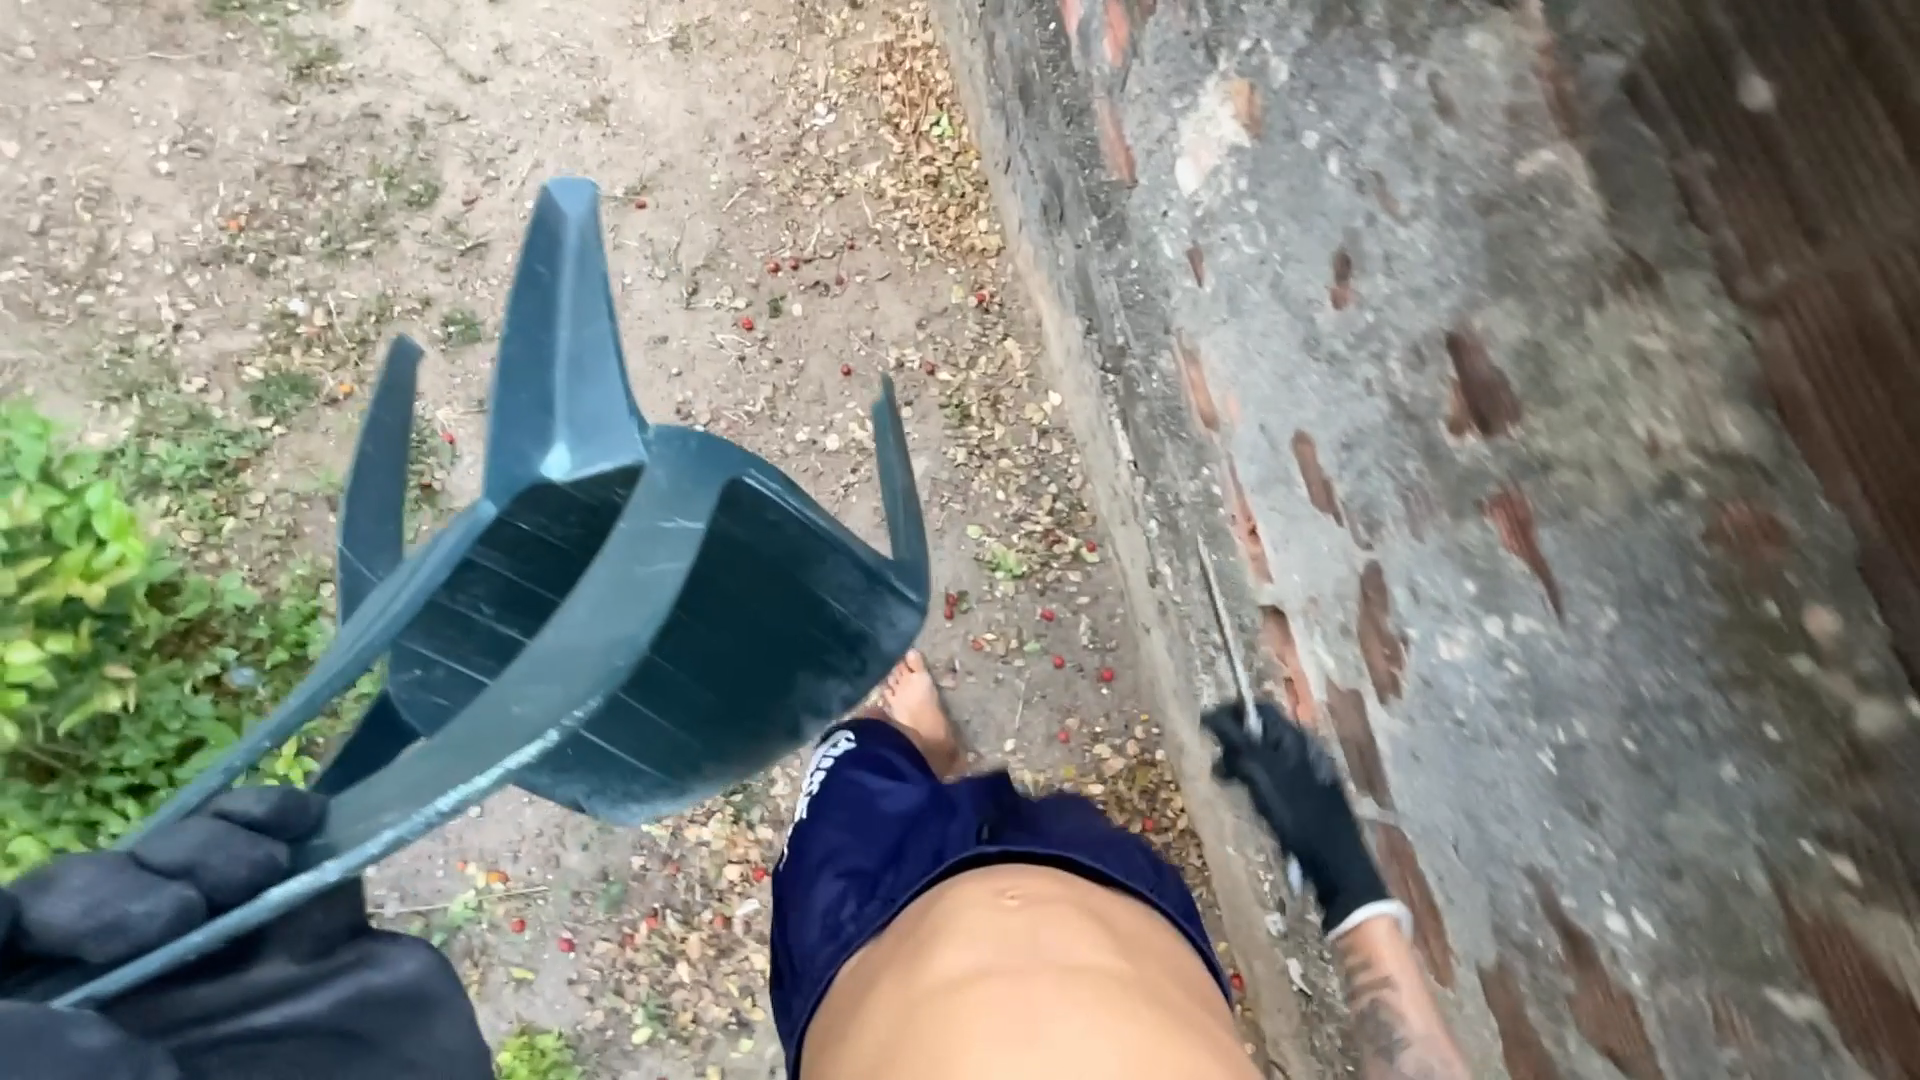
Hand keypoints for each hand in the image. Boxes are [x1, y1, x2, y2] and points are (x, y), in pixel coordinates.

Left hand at [0, 787, 491, 1078]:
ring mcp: (219, 955)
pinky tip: (303, 818)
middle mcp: (121, 997)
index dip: (10, 922)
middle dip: (121, 882)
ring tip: (265, 870)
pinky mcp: (306, 921)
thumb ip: (46, 1059)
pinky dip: (279, 814)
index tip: (56, 924)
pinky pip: (276, 846)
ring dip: (212, 844)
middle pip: (77, 896)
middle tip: (180, 914)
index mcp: (64, 1044)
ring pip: (176, 859)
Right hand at [1203, 700, 1394, 937]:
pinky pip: (1274, 775)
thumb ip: (1236, 741)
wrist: (1337, 863)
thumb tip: (1210, 714)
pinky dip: (1256, 780)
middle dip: (1234, 743)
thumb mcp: (1260, 773)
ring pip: (1265, 754)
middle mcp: (1303, 747)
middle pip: (1260, 731)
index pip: (1259, 708)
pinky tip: (1252, 800)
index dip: (1231, 712)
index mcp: (1295, 737)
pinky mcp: (1309, 792)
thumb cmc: (1297, 813)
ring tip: (1229, 784)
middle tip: (1218, 766)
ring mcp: (1308, 770)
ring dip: (1242, 764)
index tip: (1207, 730)